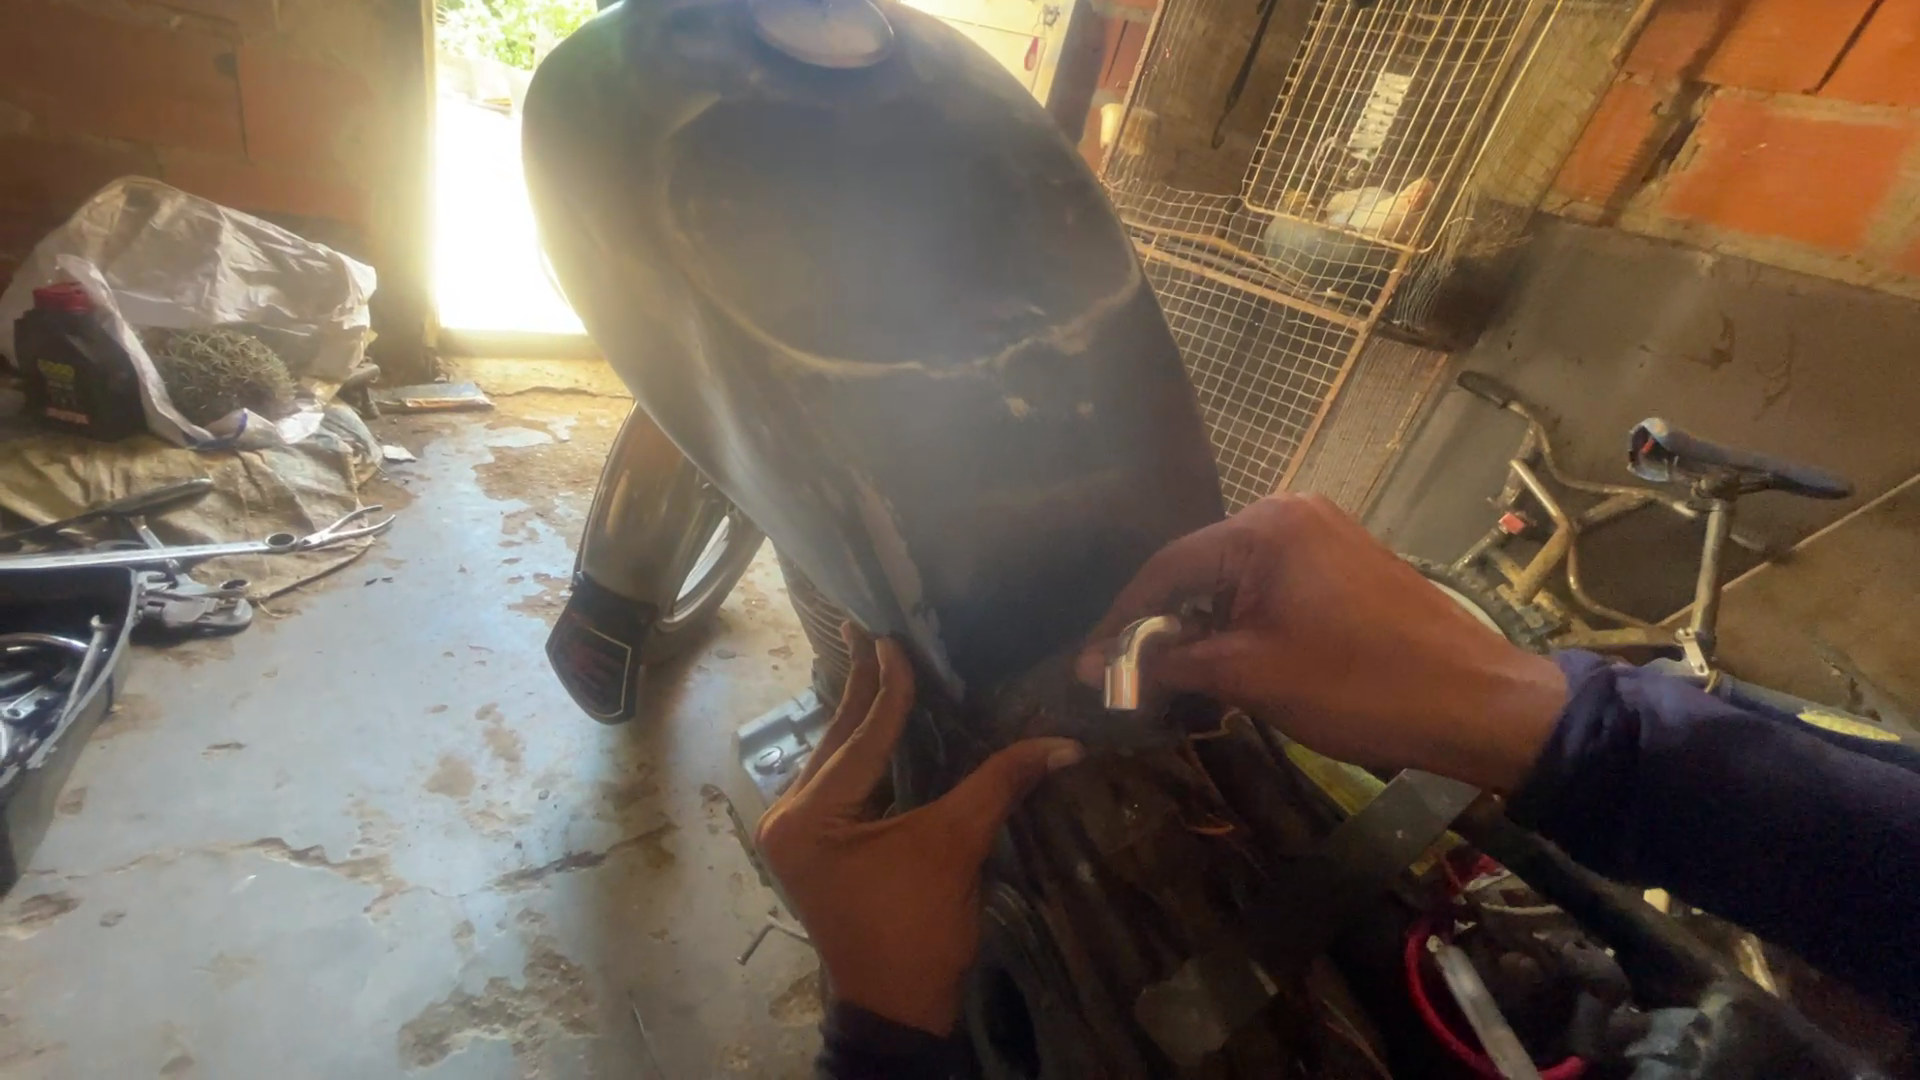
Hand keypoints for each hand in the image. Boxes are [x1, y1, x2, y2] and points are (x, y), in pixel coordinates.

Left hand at [756, 624, 1084, 1034]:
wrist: (897, 1009)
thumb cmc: (918, 929)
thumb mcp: (956, 846)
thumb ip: (999, 783)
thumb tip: (1063, 743)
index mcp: (810, 818)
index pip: (860, 738)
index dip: (888, 688)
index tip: (895, 639)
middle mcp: (788, 817)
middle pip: (837, 739)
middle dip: (859, 685)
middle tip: (864, 630)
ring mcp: (796, 832)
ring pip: (834, 756)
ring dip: (858, 712)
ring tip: (869, 659)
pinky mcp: (813, 843)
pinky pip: (838, 778)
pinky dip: (860, 746)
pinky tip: (871, 715)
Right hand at [1074, 494, 1566, 791]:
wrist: (1481, 706)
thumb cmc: (1357, 686)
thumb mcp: (1248, 674)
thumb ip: (1165, 662)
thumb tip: (1090, 668)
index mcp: (1264, 527)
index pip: (1167, 567)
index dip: (1122, 618)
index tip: (1089, 660)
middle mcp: (1288, 512)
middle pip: (1197, 568)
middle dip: (1163, 623)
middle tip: (1134, 672)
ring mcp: (1319, 531)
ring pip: (1231, 578)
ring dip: (1202, 624)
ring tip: (1179, 671)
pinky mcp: (1340, 558)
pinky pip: (1267, 583)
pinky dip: (1240, 619)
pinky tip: (1231, 655)